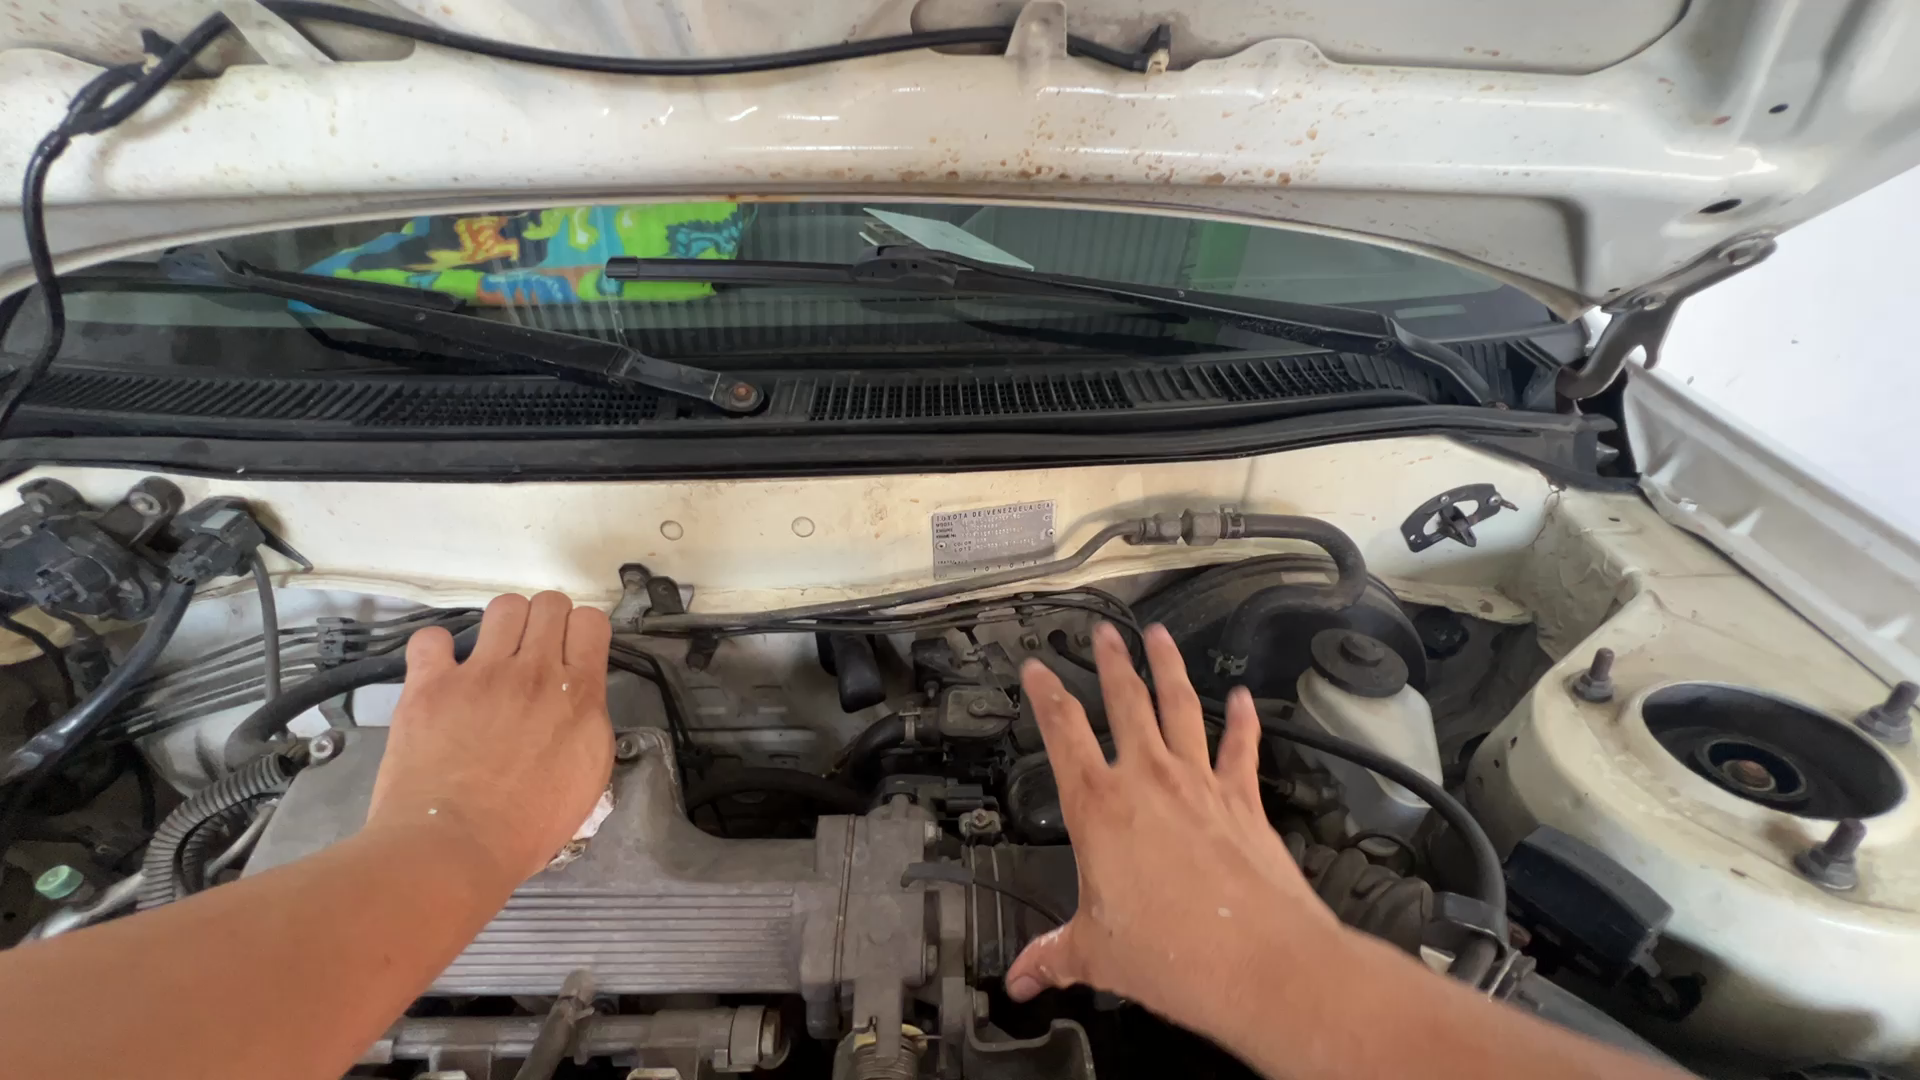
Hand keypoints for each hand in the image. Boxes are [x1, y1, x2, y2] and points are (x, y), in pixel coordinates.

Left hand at [368, 592, 613, 885]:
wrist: (455, 848)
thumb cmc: (531, 823)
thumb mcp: (591, 771)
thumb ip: (589, 721)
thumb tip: (579, 701)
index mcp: (580, 692)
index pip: (591, 621)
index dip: (582, 630)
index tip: (571, 652)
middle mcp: (535, 671)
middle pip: (549, 603)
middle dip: (546, 619)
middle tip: (534, 650)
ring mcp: (481, 674)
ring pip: (503, 607)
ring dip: (503, 624)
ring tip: (493, 654)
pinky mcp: (430, 687)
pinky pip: (431, 638)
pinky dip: (437, 649)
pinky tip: (441, 670)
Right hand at [1005, 622, 1341, 1039]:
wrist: (1266, 966)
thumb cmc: (1176, 955)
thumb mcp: (1098, 955)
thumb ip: (1054, 957)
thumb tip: (1021, 979)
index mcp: (1100, 806)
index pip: (1063, 731)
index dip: (1045, 692)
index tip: (1036, 668)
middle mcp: (1148, 779)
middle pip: (1125, 700)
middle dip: (1111, 661)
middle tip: (1104, 632)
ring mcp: (1199, 783)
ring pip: (1180, 706)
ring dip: (1168, 668)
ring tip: (1159, 635)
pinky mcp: (1242, 800)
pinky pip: (1241, 748)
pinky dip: (1243, 722)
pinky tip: (1245, 699)